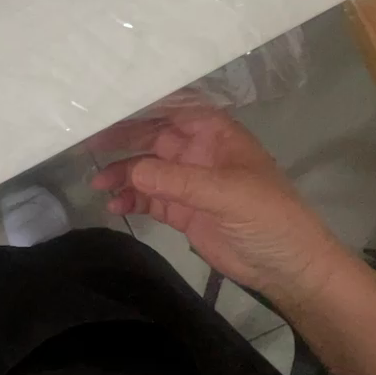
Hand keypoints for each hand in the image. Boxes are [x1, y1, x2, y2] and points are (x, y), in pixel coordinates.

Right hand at [90, 108, 352, 309]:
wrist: (286, 267)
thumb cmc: (269, 218)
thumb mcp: (226, 194)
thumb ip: (178, 181)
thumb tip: (131, 171)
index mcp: (217, 136)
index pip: (175, 110)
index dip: (144, 107)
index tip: (109, 108)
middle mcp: (199, 153)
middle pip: (153, 138)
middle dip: (123, 141)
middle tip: (89, 146)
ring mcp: (188, 183)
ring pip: (146, 170)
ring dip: (122, 175)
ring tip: (99, 186)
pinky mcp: (181, 211)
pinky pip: (148, 199)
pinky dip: (130, 201)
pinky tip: (115, 207)